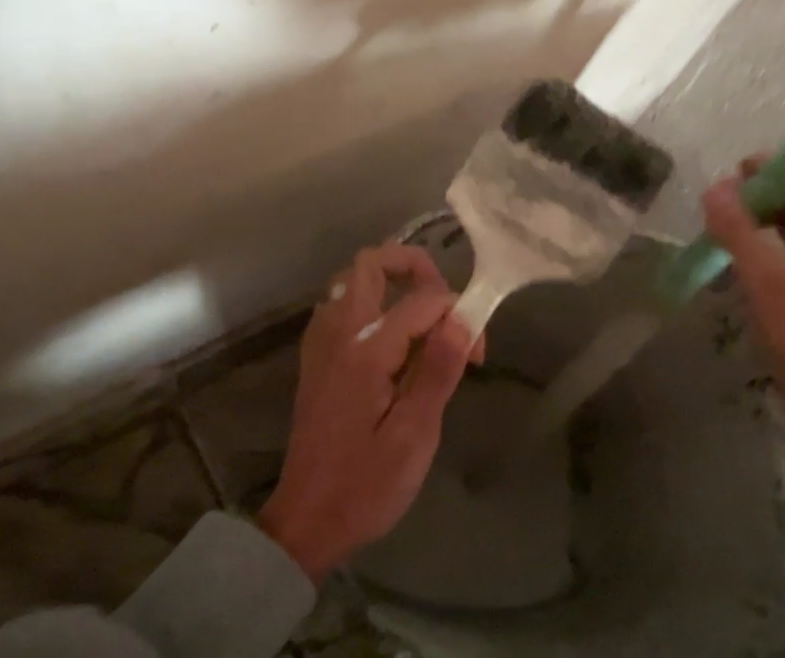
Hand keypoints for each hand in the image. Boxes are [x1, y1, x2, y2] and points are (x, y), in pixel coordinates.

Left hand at [257, 244, 476, 580]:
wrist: (307, 521)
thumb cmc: (366, 485)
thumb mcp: (414, 435)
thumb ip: (438, 370)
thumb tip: (464, 319)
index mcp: (365, 350)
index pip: (422, 300)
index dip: (459, 316)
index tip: (477, 357)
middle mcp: (337, 333)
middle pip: (372, 263)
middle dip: (415, 269)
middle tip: (445, 308)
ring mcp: (320, 343)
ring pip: (352, 280)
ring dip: (390, 285)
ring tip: (424, 324)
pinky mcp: (315, 359)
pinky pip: (341, 306)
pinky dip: (370, 305)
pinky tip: (393, 345)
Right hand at [702, 161, 784, 481]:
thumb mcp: (760, 269)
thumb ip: (735, 225)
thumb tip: (714, 186)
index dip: (783, 164)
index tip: (743, 169)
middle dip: (767, 190)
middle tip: (725, 196)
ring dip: (762, 217)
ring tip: (723, 222)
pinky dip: (764, 242)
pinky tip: (736, 254)